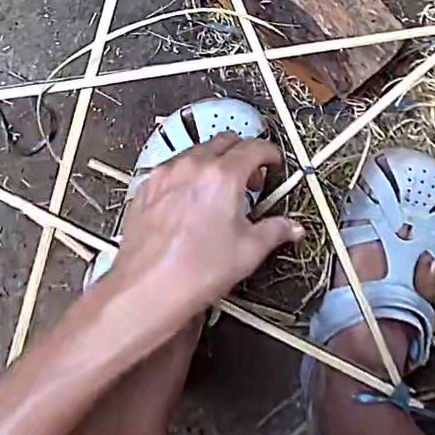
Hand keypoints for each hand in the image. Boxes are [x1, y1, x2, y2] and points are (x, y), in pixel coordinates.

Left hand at [99, 134, 301, 341]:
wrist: (144, 293)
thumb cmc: (193, 272)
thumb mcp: (249, 251)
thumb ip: (275, 231)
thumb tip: (290, 228)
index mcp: (222, 176)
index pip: (255, 147)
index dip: (270, 153)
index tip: (274, 164)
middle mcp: (192, 167)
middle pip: (225, 141)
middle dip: (243, 153)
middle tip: (251, 177)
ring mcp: (165, 176)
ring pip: (197, 151)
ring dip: (215, 161)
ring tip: (222, 189)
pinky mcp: (145, 190)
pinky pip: (173, 168)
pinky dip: (189, 174)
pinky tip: (192, 200)